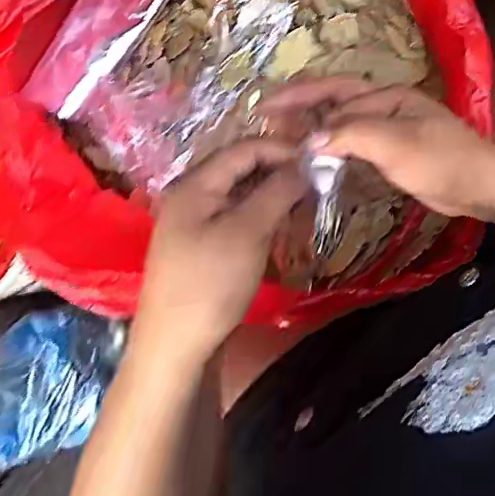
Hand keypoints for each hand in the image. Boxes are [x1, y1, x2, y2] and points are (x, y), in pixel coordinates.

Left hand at [135, 140, 302, 361]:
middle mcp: (192, 195)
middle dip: (282, 173)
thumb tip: (307, 163)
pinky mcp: (203, 243)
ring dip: (276, 196)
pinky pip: (239, 215)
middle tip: (315, 189)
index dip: (283, 151)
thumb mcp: (250, 231)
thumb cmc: (211, 283)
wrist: (175, 347)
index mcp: (195, 184)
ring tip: (304, 210)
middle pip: (244, 168)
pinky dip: (264, 215)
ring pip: (244, 192)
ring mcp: (195, 221)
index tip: (319, 163)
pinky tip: (282, 229)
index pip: (245, 148)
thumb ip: (279, 190)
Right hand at [260, 78, 494, 218]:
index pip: (336, 92)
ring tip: (284, 142)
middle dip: (303, 109)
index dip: (299, 99)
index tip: (264, 109)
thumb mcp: (395, 143)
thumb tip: (309, 140)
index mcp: (388, 96)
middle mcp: (388, 107)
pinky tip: (319, 161)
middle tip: (267, 124)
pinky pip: (358, 145)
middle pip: (337, 102)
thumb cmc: (440, 159)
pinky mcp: (397, 153)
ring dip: (316, 129)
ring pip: (346, 124)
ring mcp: (394, 130)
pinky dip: (335, 149)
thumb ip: (351, 136)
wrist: (480, 184)